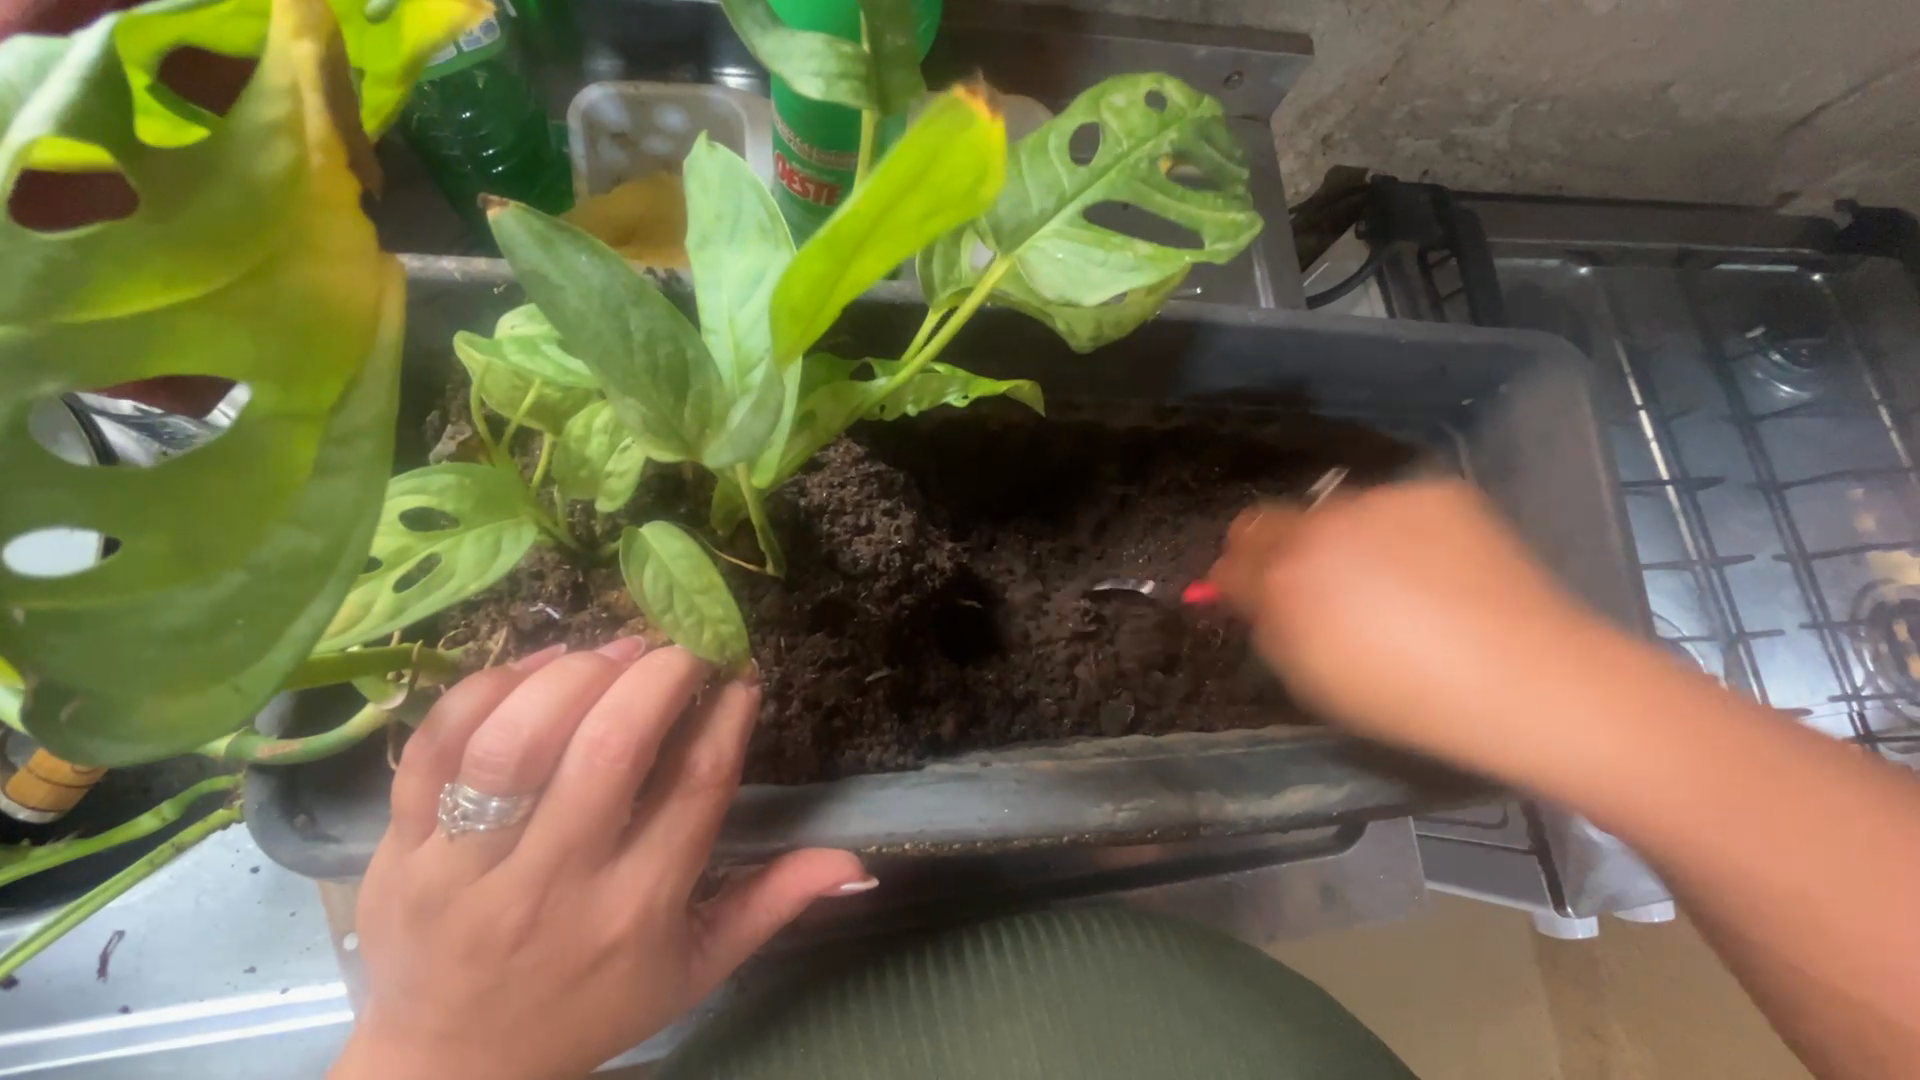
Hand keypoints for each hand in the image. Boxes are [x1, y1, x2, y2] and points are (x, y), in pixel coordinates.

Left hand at [331, 642, 872, 1079]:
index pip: (695, 790)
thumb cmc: (594, 1004)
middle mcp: (553, 886)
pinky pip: (434, 747)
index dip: (725, 717)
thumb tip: (859, 865)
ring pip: (517, 741)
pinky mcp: (397, 849)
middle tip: (682, 647)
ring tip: (617, 650)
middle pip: (609, 750)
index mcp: (637, 912)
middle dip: (658, 676)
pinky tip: (539, 664)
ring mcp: (464, 868)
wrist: (451, 1068)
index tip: (740, 674)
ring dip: (577, 675)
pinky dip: (487, 688)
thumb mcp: (699, 967)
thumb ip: (775, 905)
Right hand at [1207, 477, 1607, 767]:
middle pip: (1265, 521)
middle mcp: (1320, 526)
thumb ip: (1266, 626)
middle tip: (1306, 585)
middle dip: (1270, 549)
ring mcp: (1379, 501)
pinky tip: (1428, 568)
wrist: (1526, 678)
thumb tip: (1244, 594)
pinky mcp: (1433, 492)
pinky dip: (1392, 532)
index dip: (1232, 578)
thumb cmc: (1405, 699)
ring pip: (1330, 512)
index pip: (1230, 559)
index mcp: (1282, 578)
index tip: (1244, 595)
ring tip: (1382, 581)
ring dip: (1335, 539)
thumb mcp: (1309, 678)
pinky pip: (1390, 507)